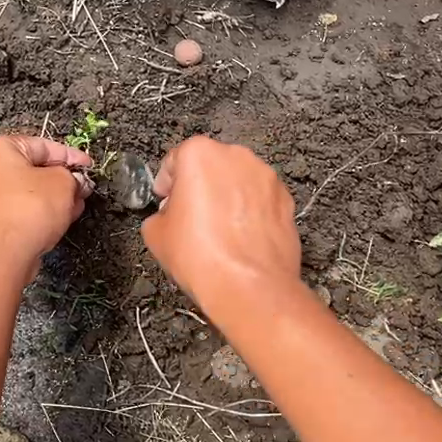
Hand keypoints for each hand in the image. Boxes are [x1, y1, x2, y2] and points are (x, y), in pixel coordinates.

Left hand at [0, 135, 93, 273]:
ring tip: (78, 204)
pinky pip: (24, 208)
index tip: (88, 166)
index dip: (71, 155)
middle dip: (64, 178)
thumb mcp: (63, 183)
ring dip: (57, 196)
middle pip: (36, 168)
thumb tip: (76, 181)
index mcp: (2, 149)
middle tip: (84, 186)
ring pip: (32, 191)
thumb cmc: (31, 208)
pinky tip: (63, 218)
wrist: (5, 253)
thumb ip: (73, 176)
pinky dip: (43, 211)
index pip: (43, 145)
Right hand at [145, 136, 302, 320]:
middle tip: (189, 217)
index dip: (167, 183)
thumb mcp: (155, 233)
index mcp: (199, 154)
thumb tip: (168, 216)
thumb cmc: (202, 255)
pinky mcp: (286, 200)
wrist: (249, 288)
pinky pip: (259, 200)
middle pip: (210, 166)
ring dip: (226, 198)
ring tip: (216, 231)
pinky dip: (249, 213)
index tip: (164, 199)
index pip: (176, 159)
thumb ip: (159, 213)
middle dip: (199, 187)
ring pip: (237, 182)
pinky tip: (239, 238)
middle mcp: (236, 157)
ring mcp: (265, 178)